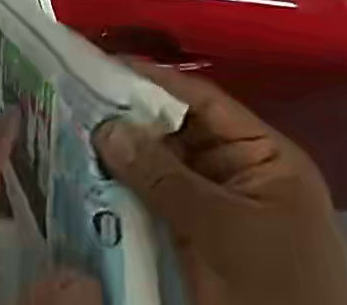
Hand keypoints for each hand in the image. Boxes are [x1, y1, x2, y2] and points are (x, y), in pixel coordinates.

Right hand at [93, 62, 346, 304]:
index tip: (99, 64)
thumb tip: (105, 127)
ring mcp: (210, 203)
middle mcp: (234, 171)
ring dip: (116, 148)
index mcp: (264, 158)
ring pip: (154, 160)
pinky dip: (117, 182)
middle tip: (70, 95)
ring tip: (66, 124)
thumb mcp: (228, 232)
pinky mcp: (187, 232)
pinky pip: (146, 194)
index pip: (201, 101)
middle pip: (171, 127)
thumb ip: (165, 177)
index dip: (152, 79)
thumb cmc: (280, 291)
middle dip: (124, 114)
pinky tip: (82, 167)